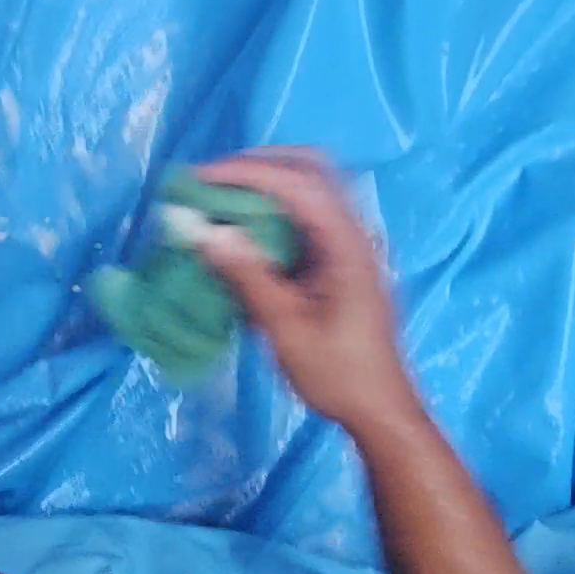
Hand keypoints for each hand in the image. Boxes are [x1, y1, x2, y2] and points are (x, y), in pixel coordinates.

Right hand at [195, 148, 420, 432]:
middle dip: (257, 167)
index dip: (245, 174)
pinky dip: (269, 216)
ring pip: (307, 193)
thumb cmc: (336, 373)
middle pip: (310, 171)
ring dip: (262, 189)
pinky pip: (302, 222)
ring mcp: (348, 246)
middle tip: (209, 183)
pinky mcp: (337, 264)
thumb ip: (249, 278)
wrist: (376, 406)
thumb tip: (209, 235)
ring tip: (216, 203)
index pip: (297, 185)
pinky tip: (240, 236)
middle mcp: (352, 233)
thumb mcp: (286, 329)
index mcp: (347, 244)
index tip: (199, 181)